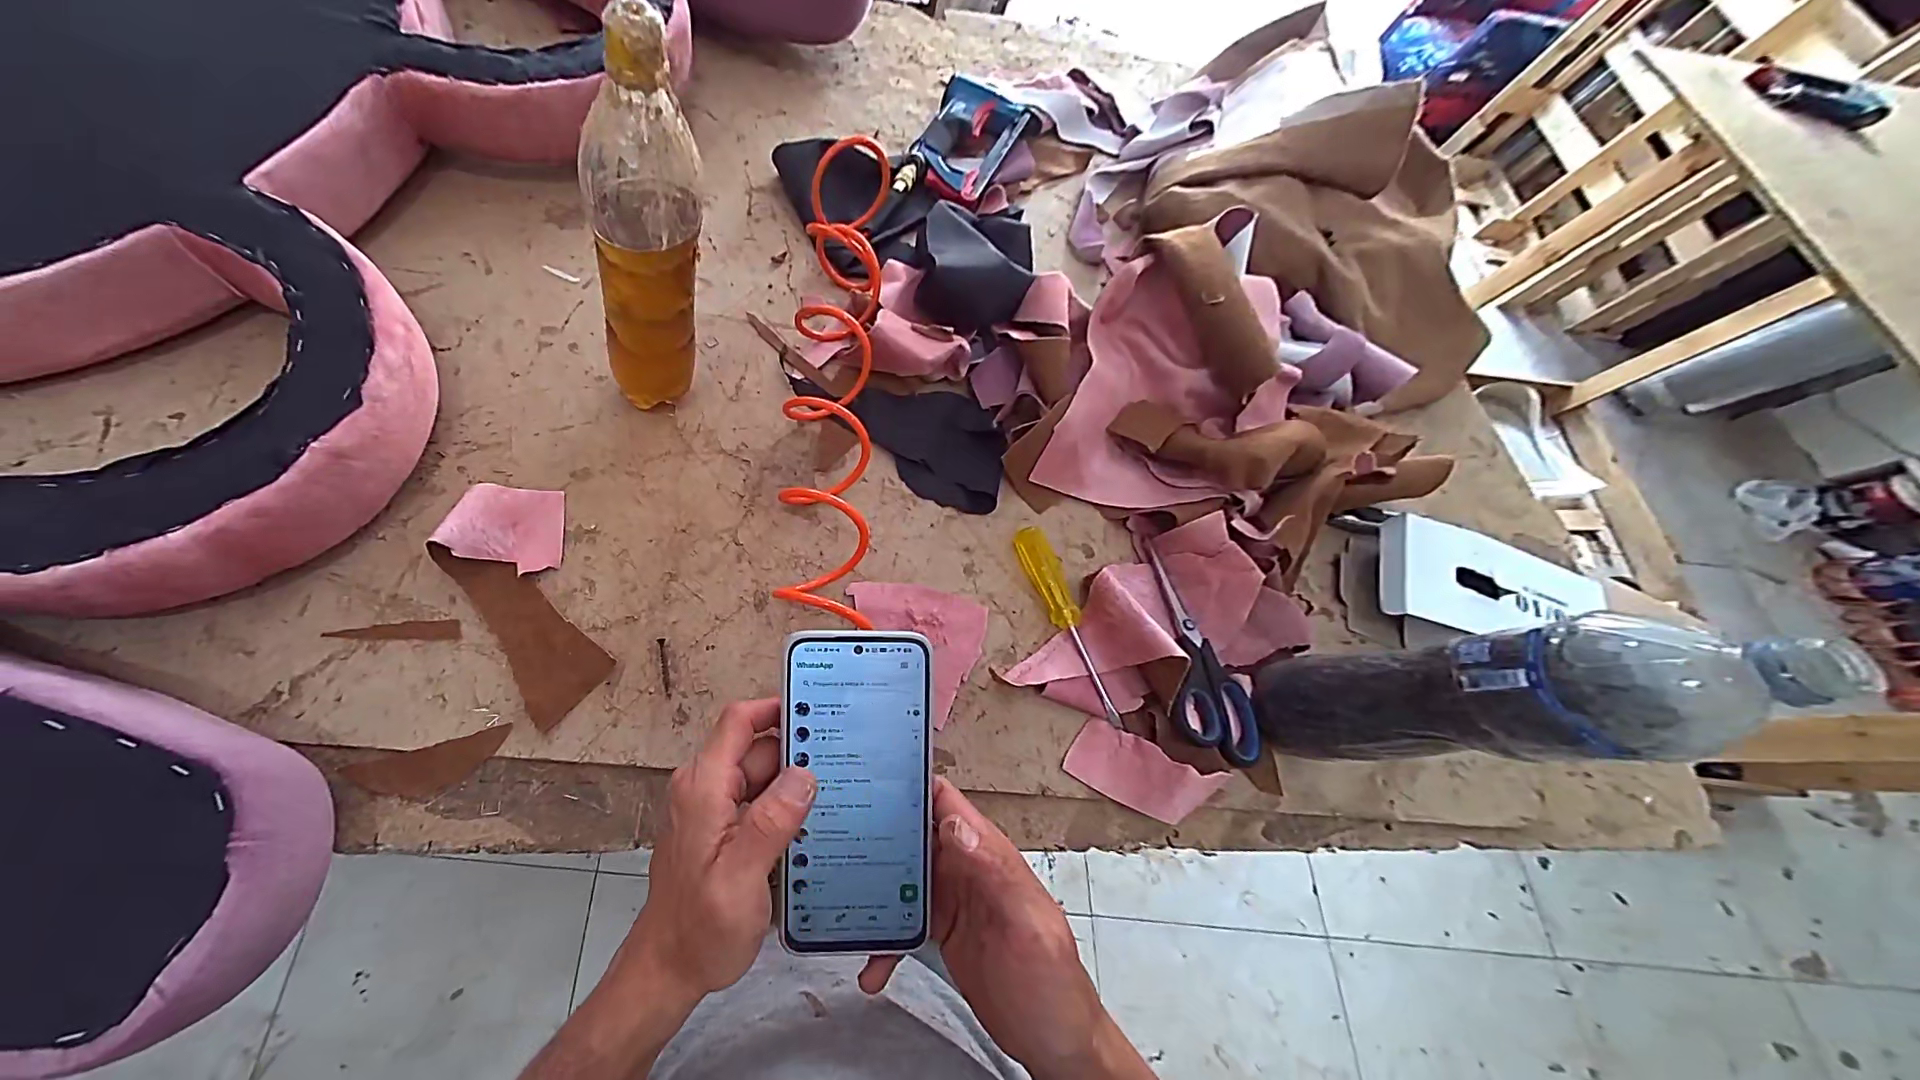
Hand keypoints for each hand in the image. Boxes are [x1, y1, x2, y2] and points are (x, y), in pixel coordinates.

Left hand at [522, 700, 813, 1079]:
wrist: (668, 971)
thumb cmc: (699, 931)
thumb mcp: (739, 878)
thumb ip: (770, 823)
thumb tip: (804, 775)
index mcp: (705, 787)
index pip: (740, 721)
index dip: (777, 707)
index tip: (819, 710)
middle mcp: (707, 787)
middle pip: (760, 747)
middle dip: (799, 750)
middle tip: (846, 758)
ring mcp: (715, 806)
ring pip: (764, 772)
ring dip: (796, 779)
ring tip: (841, 787)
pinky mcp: (724, 825)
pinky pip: (761, 796)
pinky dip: (787, 801)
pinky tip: (816, 816)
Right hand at [858, 778, 1153, 1078]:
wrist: (1054, 1039)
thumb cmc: (1052, 983)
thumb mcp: (1027, 925)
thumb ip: (996, 872)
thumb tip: (956, 826)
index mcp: (988, 854)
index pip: (946, 802)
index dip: (912, 785)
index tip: (871, 781)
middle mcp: (967, 869)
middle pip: (915, 835)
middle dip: (878, 835)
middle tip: (838, 843)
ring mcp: (954, 899)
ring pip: (903, 875)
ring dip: (874, 889)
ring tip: (845, 907)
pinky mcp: (944, 930)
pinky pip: (905, 921)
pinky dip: (885, 940)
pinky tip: (873, 965)